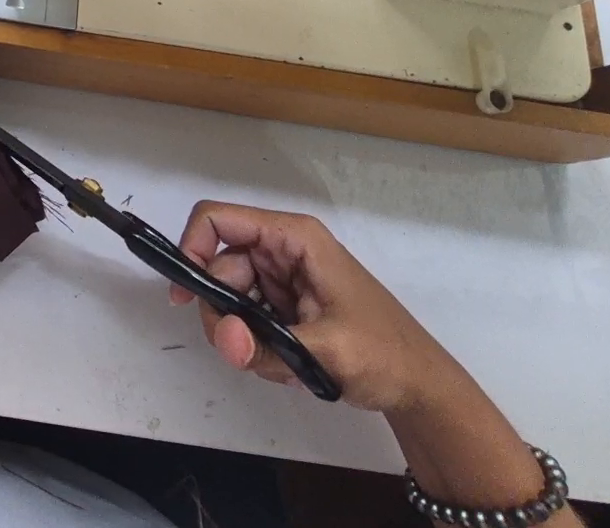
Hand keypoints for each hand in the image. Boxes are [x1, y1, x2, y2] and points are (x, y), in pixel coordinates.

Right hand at [171, 202, 463, 412]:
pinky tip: (284, 363)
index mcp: (293, 238)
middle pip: (218, 265)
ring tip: (279, 364)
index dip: (191, 248)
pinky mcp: (282, 300)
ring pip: (228, 294)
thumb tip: (223, 336)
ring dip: (241, 332)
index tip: (186, 296)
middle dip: (222, 310)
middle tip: (241, 351)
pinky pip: (245, 314)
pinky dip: (253, 341)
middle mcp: (282, 248)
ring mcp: (281, 274)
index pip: (217, 219)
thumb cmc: (385, 356)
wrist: (422, 390)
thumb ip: (268, 346)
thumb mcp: (327, 352)